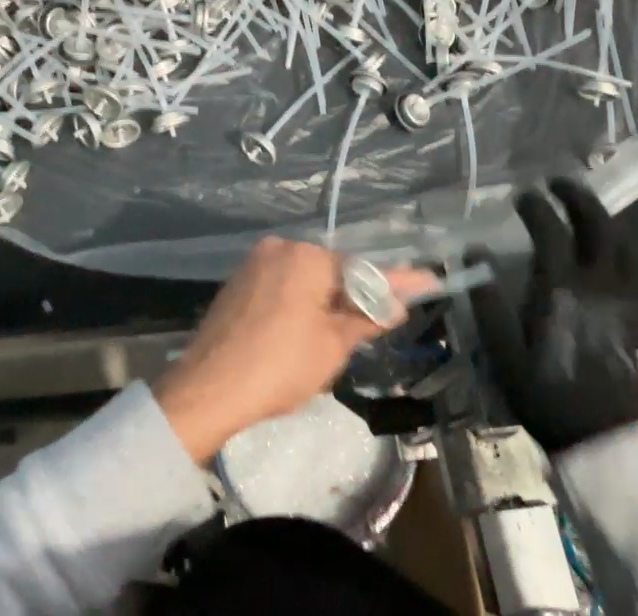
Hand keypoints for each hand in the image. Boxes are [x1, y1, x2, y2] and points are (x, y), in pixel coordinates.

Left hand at [154, 239, 434, 461]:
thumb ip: (366, 317)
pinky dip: (299, 304)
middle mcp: (278, 249)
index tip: (428, 280)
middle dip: (355, 295)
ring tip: (345, 332)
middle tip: (381, 320)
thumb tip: (395, 304)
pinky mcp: (237, 285)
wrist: (209, 389)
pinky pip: (281, 288)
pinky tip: (308, 329)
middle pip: (331, 271)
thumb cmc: (280, 365)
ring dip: (326, 301)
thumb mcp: (333, 344)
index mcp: (305, 257)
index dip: (397, 282)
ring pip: (304, 280)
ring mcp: (253, 265)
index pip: (362, 270)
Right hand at [469, 180, 637, 456]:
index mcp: (561, 289)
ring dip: (608, 217)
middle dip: (577, 196)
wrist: (599, 434)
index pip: (551, 230)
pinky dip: (637, 249)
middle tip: (558, 183)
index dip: (536, 206)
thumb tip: (473, 252)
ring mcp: (627, 297)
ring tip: (589, 209)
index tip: (520, 195)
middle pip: (598, 223)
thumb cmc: (543, 392)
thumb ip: (487, 299)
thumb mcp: (502, 350)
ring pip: (628, 241)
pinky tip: (625, 247)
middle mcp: (599, 283)